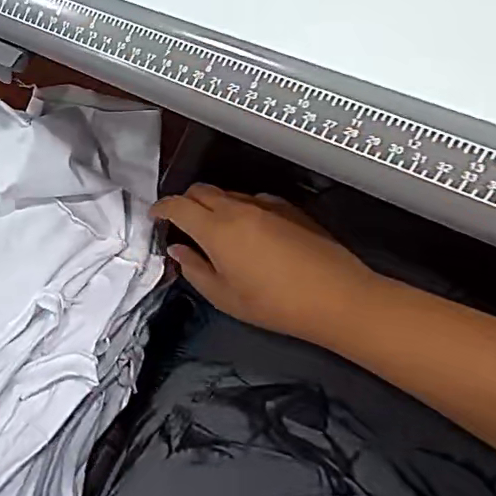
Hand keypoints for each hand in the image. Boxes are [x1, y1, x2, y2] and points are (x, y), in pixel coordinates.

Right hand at [150, 184, 383, 340]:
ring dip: (212, 204)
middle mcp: (237, 209)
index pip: (177, 205)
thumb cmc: (275, 304)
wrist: (341, 300)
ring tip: (214, 227)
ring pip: (227, 193)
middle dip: (184, 201)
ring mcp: (266, 206)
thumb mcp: (223, 297)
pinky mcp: (290, 210)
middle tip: (180, 222)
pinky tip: (249, 228)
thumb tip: (178, 250)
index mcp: (215, 229)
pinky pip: (254, 199)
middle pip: (200, 191)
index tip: (155, 217)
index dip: (160, 208)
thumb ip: (194, 269)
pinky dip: (241, 207)